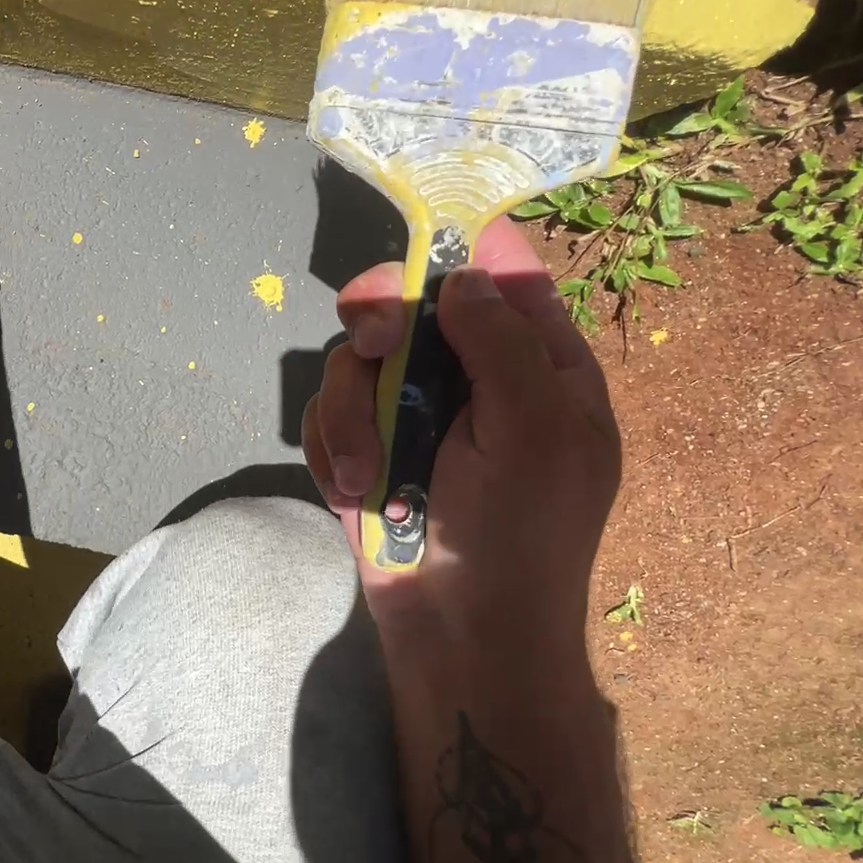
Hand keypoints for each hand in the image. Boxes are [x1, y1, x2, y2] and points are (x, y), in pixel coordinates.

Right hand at [301, 217, 621, 683]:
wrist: (454, 626)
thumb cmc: (518, 532)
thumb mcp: (537, 432)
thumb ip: (503, 344)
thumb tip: (461, 277)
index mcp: (533, 366)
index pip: (503, 278)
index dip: (464, 249)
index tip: (423, 236)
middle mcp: (464, 377)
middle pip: (405, 306)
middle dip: (379, 323)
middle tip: (373, 344)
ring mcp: (407, 412)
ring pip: (351, 362)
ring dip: (352, 415)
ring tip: (366, 475)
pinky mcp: (359, 443)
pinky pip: (325, 413)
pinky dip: (332, 448)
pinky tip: (352, 489)